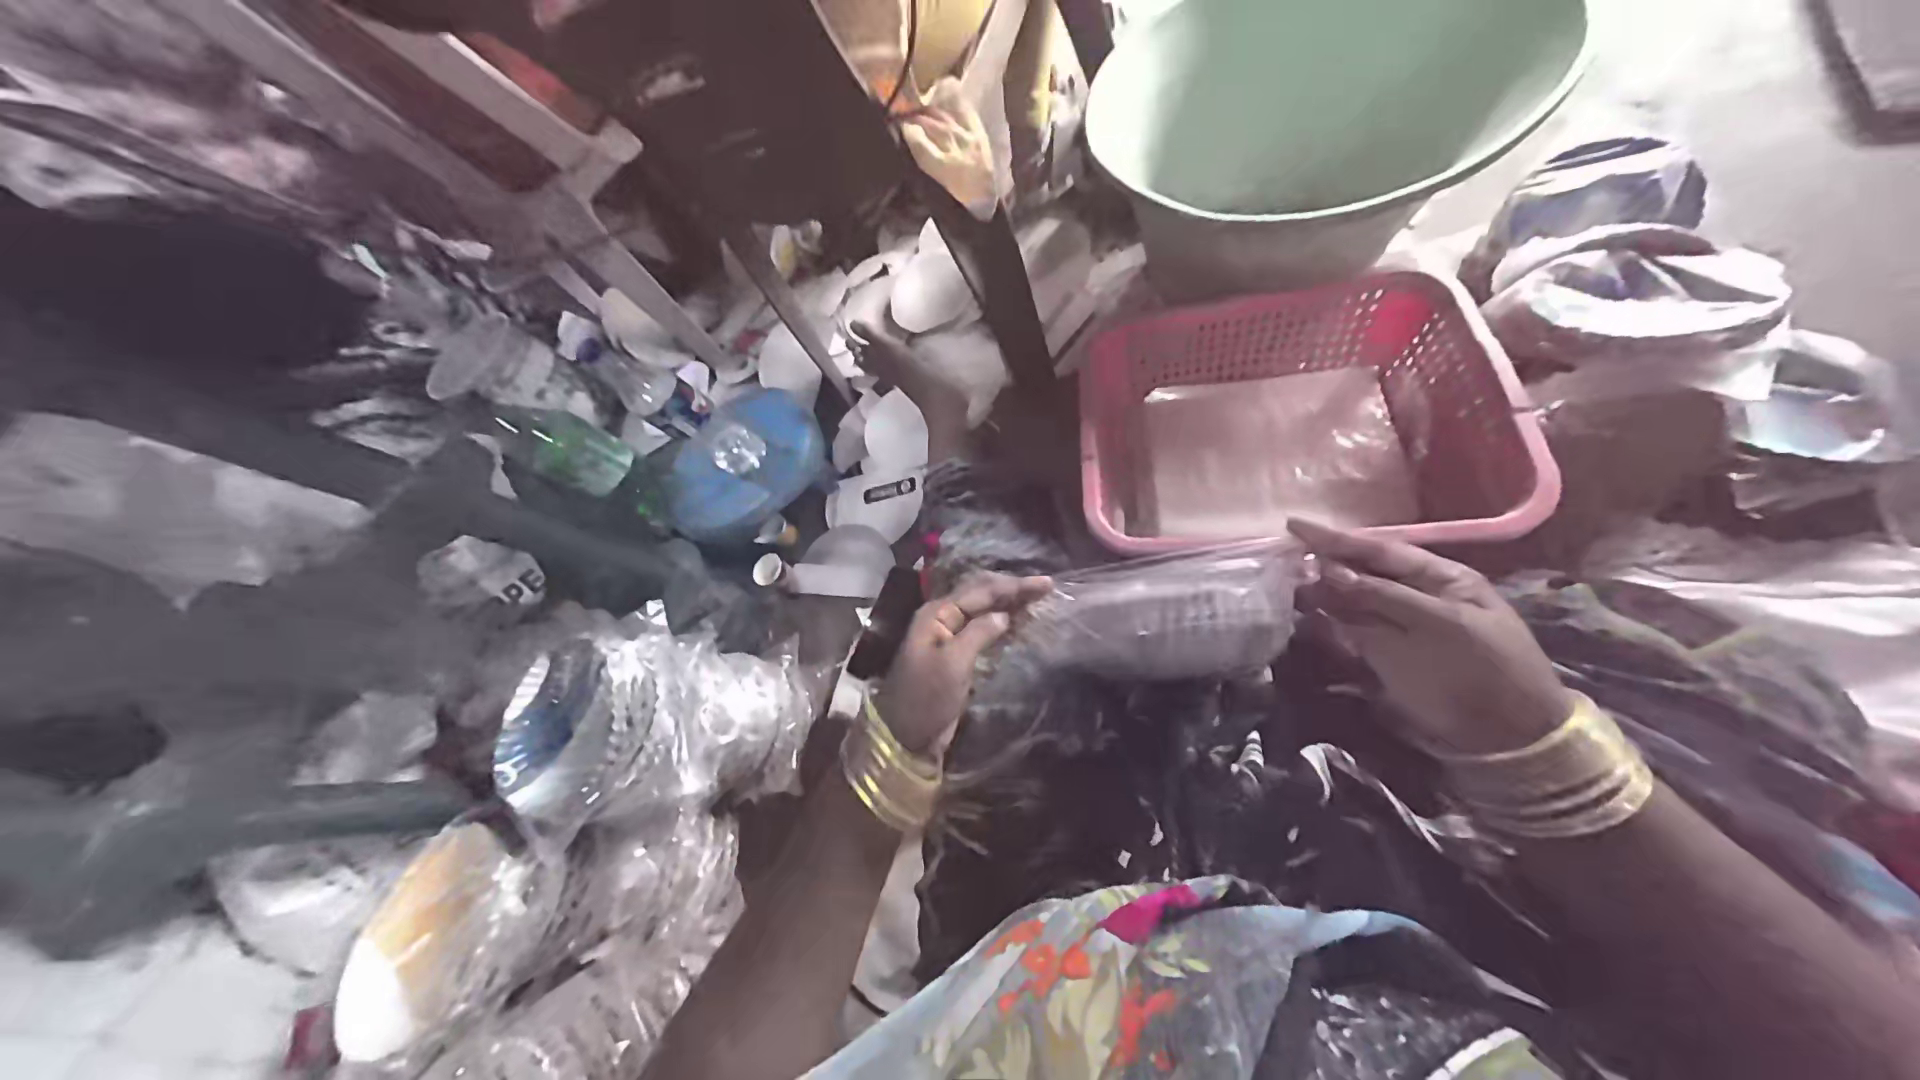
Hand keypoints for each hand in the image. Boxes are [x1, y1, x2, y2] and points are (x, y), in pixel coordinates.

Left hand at [873, 573, 1053, 757]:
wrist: (906, 735)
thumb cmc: (927, 697)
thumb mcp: (954, 663)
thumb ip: (979, 632)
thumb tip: (1005, 614)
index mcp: (937, 613)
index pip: (981, 590)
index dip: (1014, 585)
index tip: (1046, 583)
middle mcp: (942, 617)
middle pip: (982, 594)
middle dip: (1013, 589)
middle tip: (1046, 586)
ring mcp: (948, 635)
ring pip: (983, 610)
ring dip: (1009, 603)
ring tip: (1037, 599)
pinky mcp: (956, 654)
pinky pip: (982, 628)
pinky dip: (1002, 622)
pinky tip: (1018, 621)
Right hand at [1289, 520, 1570, 755]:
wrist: (1503, 739)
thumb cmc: (1479, 671)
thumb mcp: (1437, 625)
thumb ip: (1379, 595)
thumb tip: (1326, 569)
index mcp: (1441, 580)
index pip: (1381, 550)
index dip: (1337, 539)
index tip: (1293, 525)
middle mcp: (1415, 598)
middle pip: (1360, 573)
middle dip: (1322, 565)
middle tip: (1282, 559)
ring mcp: (1397, 628)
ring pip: (1348, 602)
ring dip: (1317, 593)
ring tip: (1284, 586)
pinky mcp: (1381, 657)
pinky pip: (1345, 631)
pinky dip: (1322, 623)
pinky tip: (1302, 617)